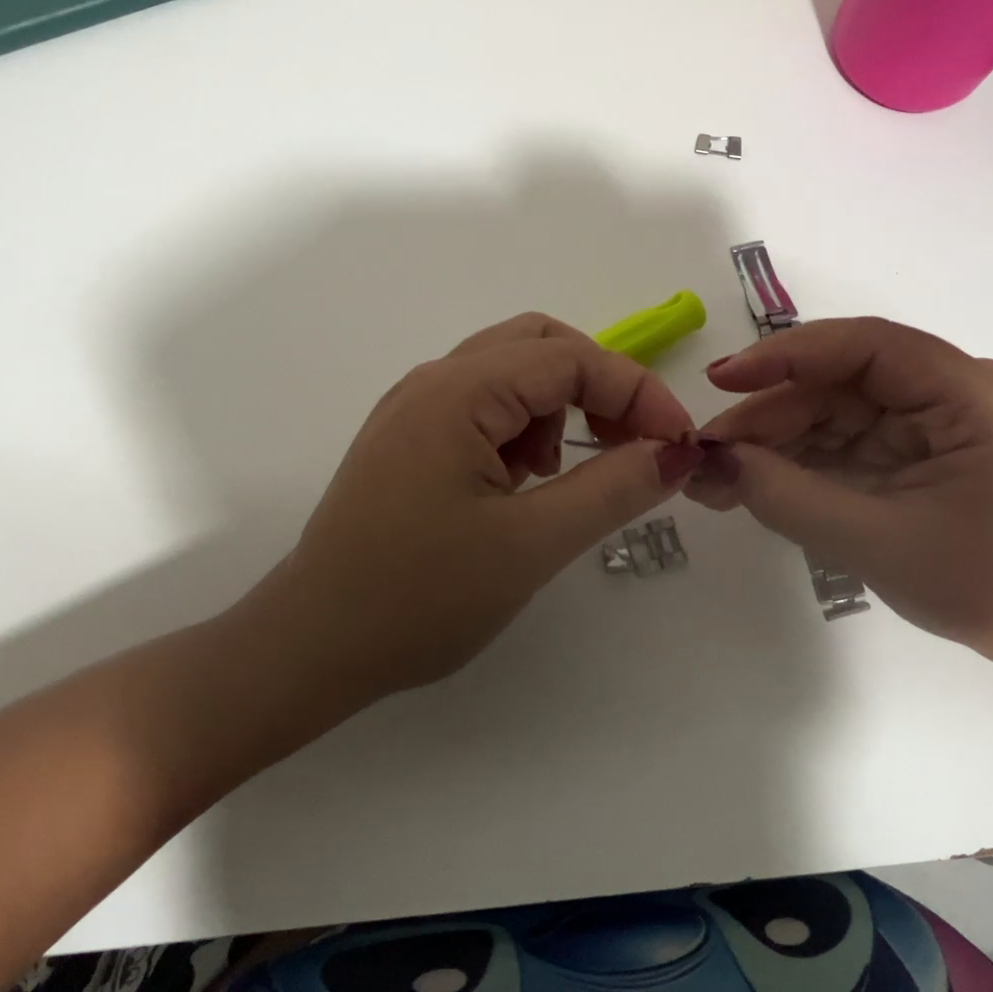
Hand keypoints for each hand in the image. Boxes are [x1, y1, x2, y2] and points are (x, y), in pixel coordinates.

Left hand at [283, 313, 703, 695]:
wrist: (315, 645)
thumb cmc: (420, 597)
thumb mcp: (531, 545)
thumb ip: (612, 489)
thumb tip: (675, 452)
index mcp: (457, 392)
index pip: (570, 358)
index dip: (636, 392)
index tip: (677, 446)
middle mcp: (431, 383)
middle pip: (537, 347)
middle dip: (597, 388)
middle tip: (630, 447)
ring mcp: (411, 413)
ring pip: (507, 377)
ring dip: (557, 410)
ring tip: (566, 477)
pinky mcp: (405, 446)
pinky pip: (479, 411)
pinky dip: (521, 432)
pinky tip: (522, 488)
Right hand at [686, 318, 992, 654]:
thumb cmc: (976, 585)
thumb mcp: (874, 543)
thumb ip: (788, 497)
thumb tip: (711, 462)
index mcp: (969, 395)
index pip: (868, 347)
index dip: (787, 355)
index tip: (722, 381)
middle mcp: (948, 391)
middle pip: (838, 380)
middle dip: (768, 414)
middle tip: (704, 453)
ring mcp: (926, 418)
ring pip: (828, 408)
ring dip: (770, 440)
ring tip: (713, 477)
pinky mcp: (906, 445)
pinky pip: (837, 437)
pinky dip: (791, 459)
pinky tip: (745, 481)